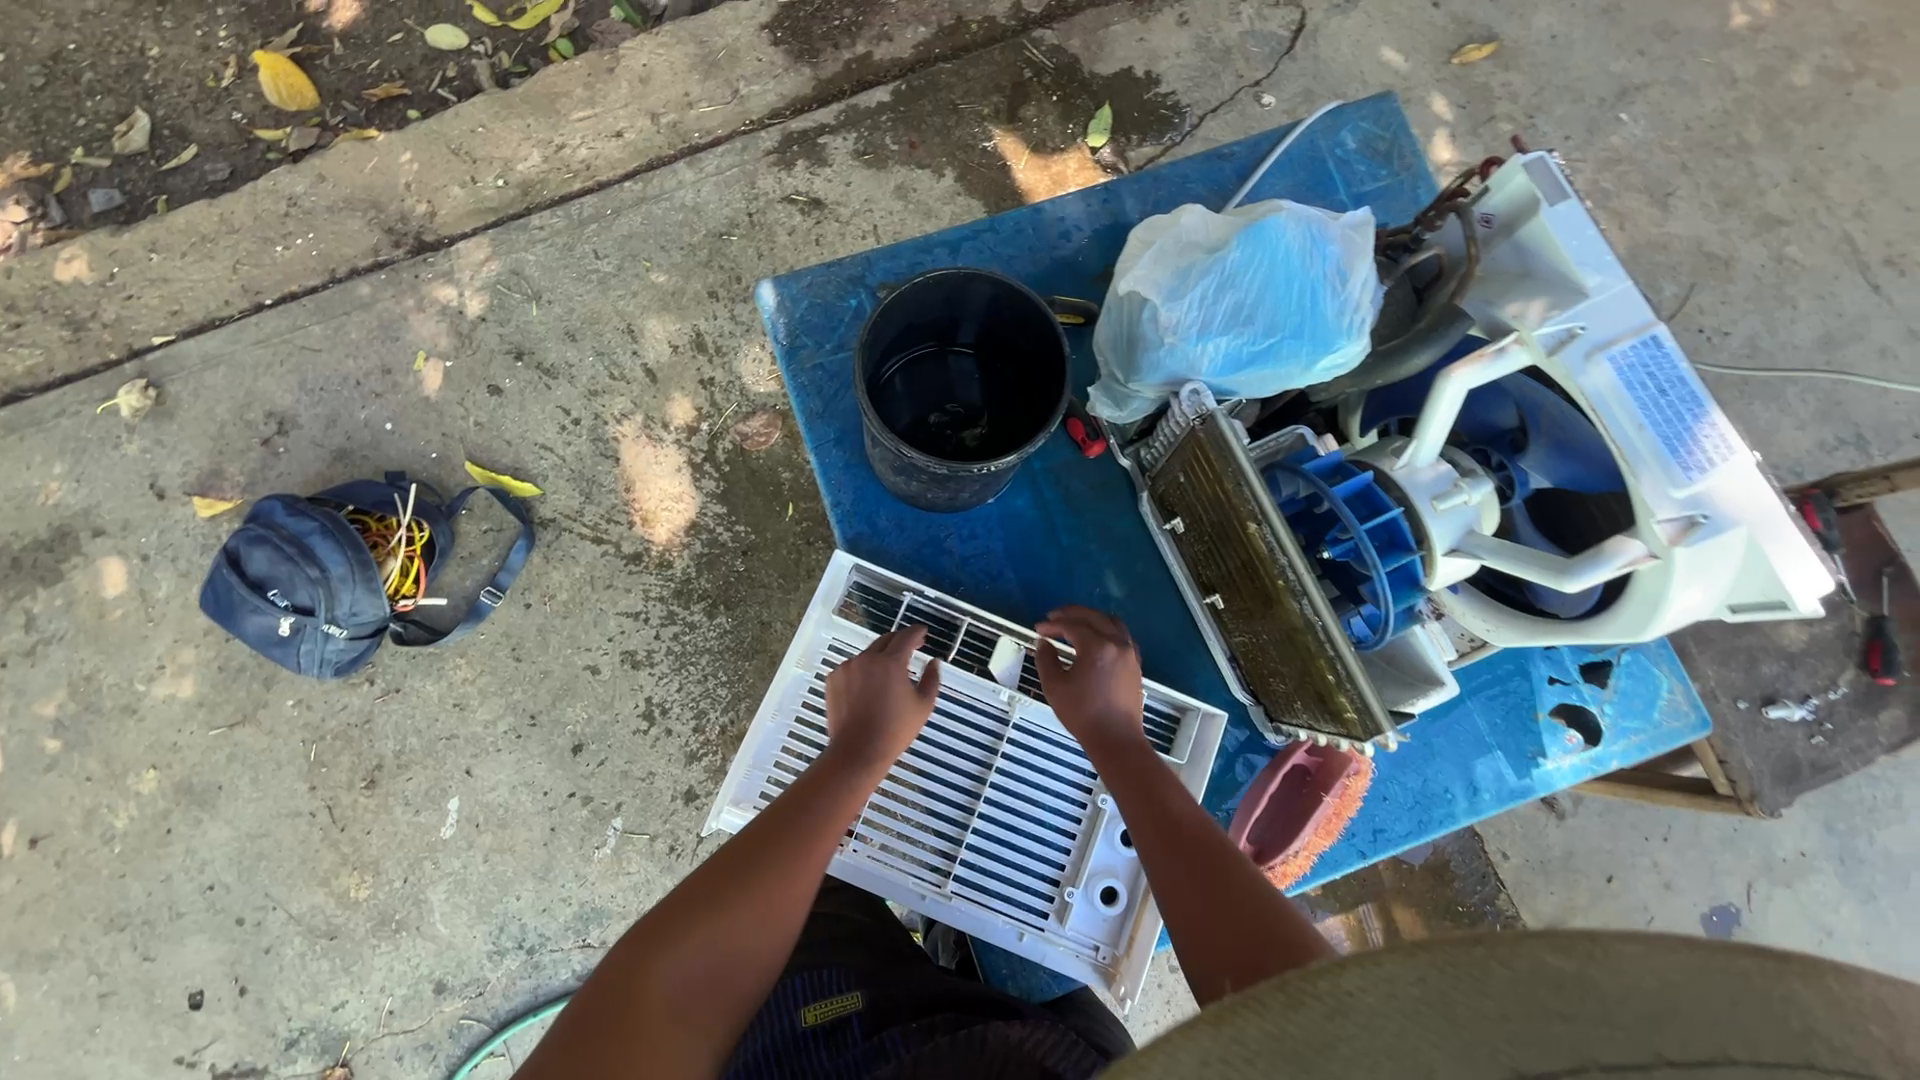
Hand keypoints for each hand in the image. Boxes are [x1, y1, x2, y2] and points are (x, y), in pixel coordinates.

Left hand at [824, 626, 941, 773]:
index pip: (906, 636)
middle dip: (900, 641)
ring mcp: (847, 667)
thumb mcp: (923, 705)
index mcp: (891, 662)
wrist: (858, 750)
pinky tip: (868, 689)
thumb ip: (932, 678)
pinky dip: (862, 671)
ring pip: (868, 654)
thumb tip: (933, 661)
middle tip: (911, 648)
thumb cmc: (895, 730)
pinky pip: (852, 668)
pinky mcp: (833, 678)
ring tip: (888, 676)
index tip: (923, 632)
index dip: (917, 632)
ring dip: (880, 658)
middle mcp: (867, 658)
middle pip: (886, 640)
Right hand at [1034, 606, 1147, 756]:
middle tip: (1054, 617)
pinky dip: (1108, 630)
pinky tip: (1099, 638)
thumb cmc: (1082, 714)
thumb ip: (1046, 660)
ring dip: (1092, 618)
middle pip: (1093, 617)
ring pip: (1112, 623)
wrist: (1116, 739)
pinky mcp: (1135, 664)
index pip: (1072, 626)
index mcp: (1097, 647)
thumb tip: (1044, 643)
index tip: (1039, 629)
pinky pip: (1123, 636)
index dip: (1053, 625)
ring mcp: (1129, 653)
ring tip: (1076, 623)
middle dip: (1071, 614)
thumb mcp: (1055, 686)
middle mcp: (1116, 643)